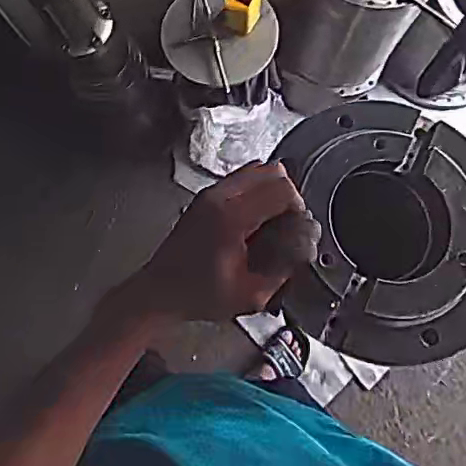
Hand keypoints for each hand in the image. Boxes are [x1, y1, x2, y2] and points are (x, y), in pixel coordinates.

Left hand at [110, 162, 317, 323]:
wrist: (161, 291)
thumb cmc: (199, 295)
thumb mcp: (251, 294)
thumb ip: (284, 268)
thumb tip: (304, 246)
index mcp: (232, 217)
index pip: (282, 189)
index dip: (299, 207)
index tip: (298, 227)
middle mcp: (219, 196)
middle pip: (272, 171)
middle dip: (289, 195)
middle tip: (289, 222)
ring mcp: (210, 193)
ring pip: (256, 169)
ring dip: (272, 189)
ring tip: (272, 219)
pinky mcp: (205, 196)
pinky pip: (241, 178)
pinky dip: (256, 189)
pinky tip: (254, 217)